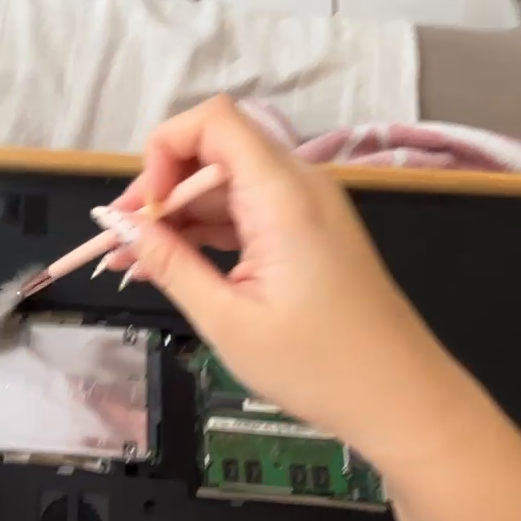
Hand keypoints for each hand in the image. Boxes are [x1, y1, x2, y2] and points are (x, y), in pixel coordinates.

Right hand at [101, 96, 479, 461]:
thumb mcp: (227, 319)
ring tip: (131, 261)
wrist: (402, 400)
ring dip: (175, 216)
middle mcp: (298, 185)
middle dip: (158, 189)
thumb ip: (169, 263)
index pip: (213, 120)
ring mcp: (304, 207)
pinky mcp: (305, 230)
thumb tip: (119, 227)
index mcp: (283, 195)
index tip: (141, 210)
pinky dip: (203, 232)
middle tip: (121, 243)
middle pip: (212, 152)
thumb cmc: (320, 367)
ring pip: (222, 185)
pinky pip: (242, 212)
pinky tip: (169, 265)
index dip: (164, 150)